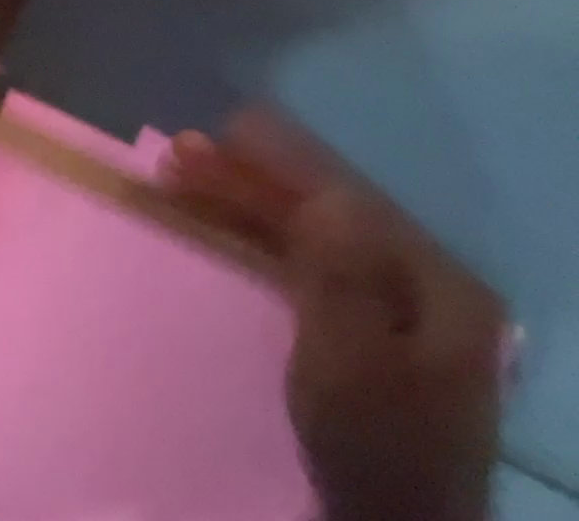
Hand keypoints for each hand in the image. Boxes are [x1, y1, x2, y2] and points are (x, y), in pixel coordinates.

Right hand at [166, 112, 502, 520]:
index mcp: (435, 284)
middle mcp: (423, 280)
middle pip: (326, 207)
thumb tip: (324, 198)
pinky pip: (305, 255)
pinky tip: (221, 218)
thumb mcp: (354, 364)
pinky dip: (255, 229)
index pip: (346, 199)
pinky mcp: (364, 321)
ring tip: (180, 172)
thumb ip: (345, 279)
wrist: (390, 518)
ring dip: (244, 197)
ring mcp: (395, 302)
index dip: (278, 162)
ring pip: (311, 228)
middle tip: (177, 149)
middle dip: (250, 175)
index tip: (215, 130)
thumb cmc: (370, 441)